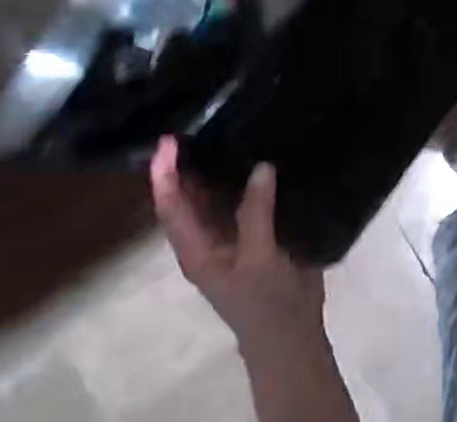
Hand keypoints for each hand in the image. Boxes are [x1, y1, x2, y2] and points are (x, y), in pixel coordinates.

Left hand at [150, 137, 325, 352]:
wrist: (291, 334)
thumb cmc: (265, 302)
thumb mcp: (258, 258)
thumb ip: (256, 213)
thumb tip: (261, 166)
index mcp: (196, 250)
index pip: (172, 206)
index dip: (166, 174)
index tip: (169, 141)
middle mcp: (207, 240)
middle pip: (188, 197)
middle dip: (187, 164)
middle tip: (198, 122)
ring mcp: (232, 237)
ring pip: (216, 197)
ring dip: (217, 168)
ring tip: (228, 128)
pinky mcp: (258, 234)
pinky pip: (246, 200)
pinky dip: (248, 179)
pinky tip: (264, 156)